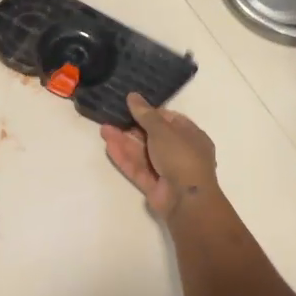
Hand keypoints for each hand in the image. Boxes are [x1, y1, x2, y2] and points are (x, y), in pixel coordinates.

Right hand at [102, 93, 218, 221]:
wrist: (186, 199)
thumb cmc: (181, 156)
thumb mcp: (163, 130)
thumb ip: (145, 114)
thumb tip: (133, 96)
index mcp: (191, 137)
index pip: (170, 121)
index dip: (151, 113)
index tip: (132, 107)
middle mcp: (180, 153)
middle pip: (152, 137)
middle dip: (131, 128)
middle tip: (112, 118)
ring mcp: (167, 170)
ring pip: (142, 153)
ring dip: (124, 142)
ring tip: (104, 130)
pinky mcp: (154, 185)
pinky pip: (138, 168)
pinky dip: (124, 157)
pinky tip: (109, 146)